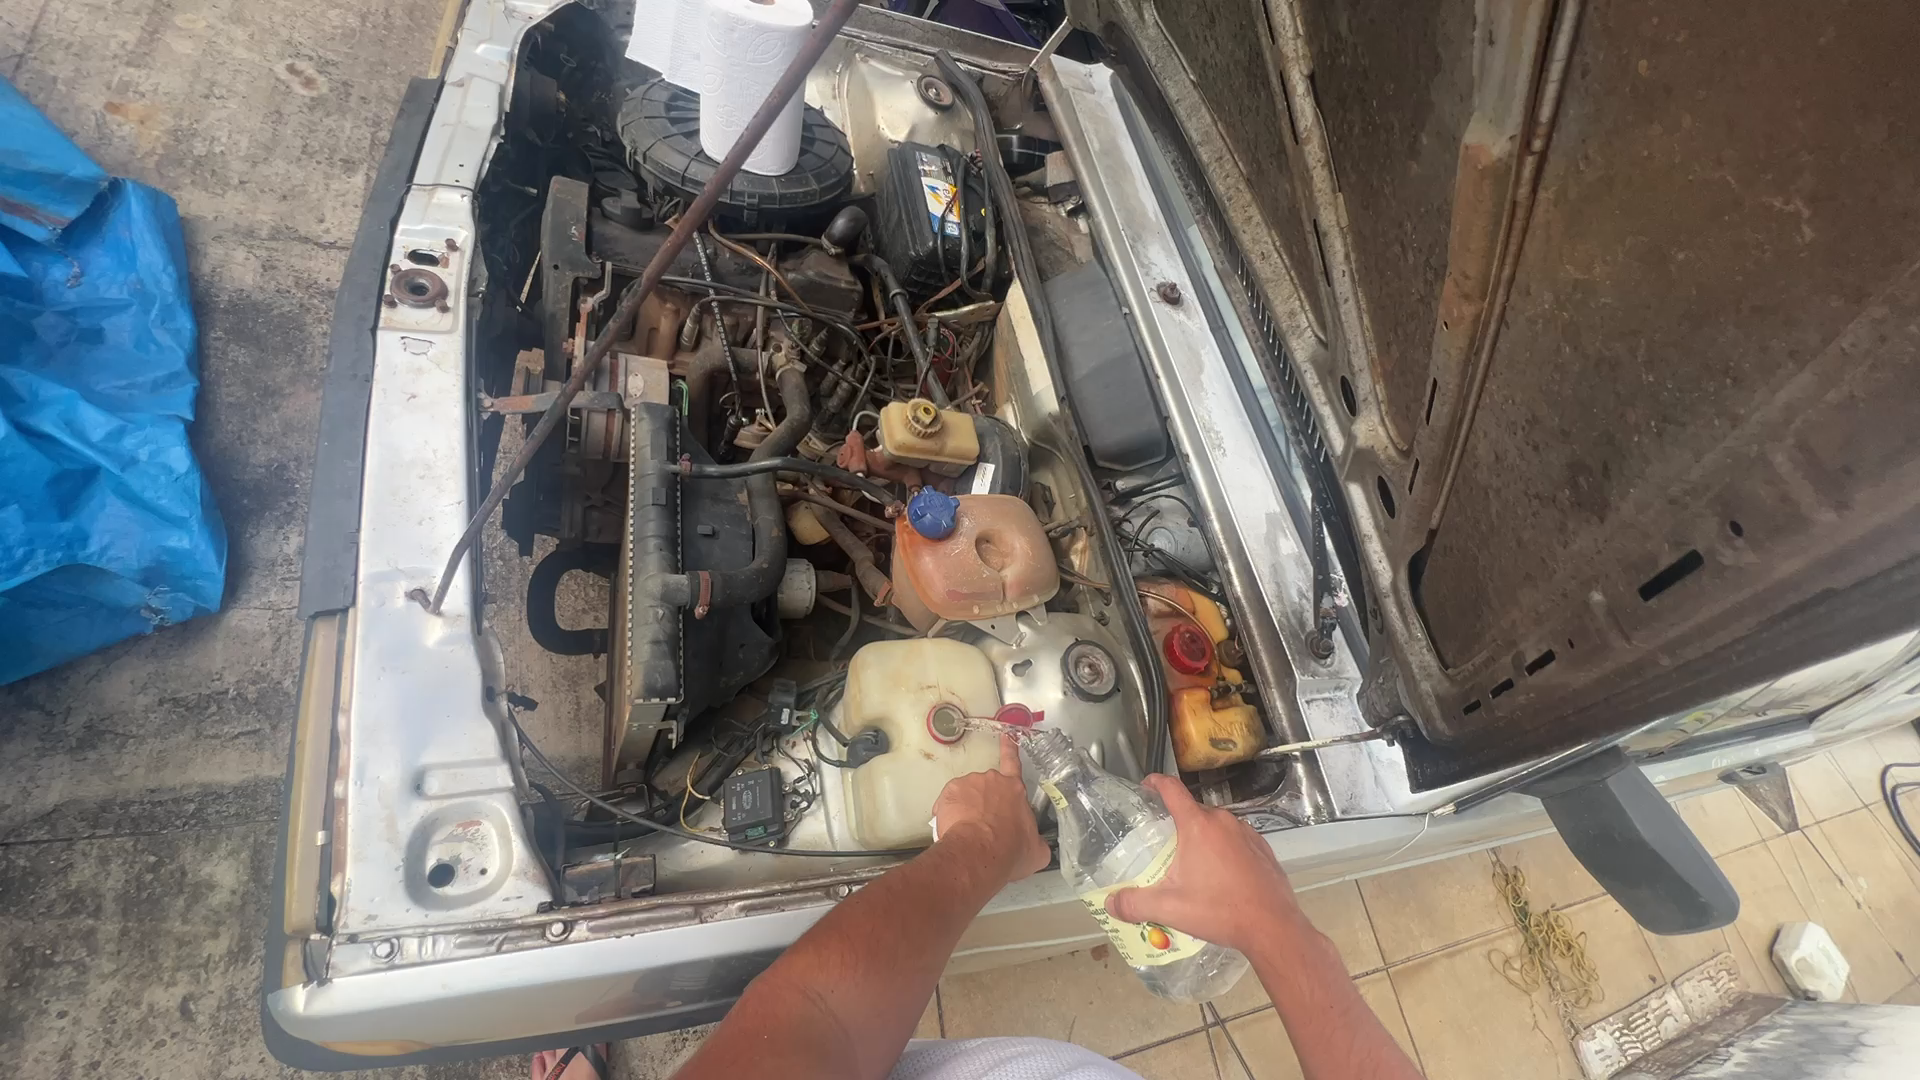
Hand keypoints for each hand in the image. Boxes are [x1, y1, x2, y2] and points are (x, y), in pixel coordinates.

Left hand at [932, 733, 1050, 886]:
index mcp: (1014, 789)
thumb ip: (1037, 840)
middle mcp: (992, 780)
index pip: (1013, 763)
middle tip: (985, 825)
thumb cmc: (1009, 852)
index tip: (1007, 736)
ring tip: (969, 831)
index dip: (1010, 749)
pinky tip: (955, 829)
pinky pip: (949, 801)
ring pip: (968, 794)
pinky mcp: (950, 792)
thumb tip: (1037, 844)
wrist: (979, 854)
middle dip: (986, 801)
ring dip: (968, 807)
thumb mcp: (1036, 851)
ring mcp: (969, 783)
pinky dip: (950, 812)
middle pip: (988, 787)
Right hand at [1105, 775, 1303, 952]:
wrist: (1274, 929)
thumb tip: (1110, 903)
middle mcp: (1222, 820)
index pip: (1171, 788)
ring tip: (1194, 864)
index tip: (1146, 787)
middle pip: (1192, 810)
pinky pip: (1236, 838)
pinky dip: (1225, 848)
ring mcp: (1246, 832)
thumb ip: (1136, 903)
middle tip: (1166, 845)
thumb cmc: (1221, 911)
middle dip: (1177, 823)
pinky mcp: (1262, 847)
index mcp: (1197, 825)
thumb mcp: (1171, 908)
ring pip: (1215, 825)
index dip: (1155, 783)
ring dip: (1202, 837)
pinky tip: (1223, 875)